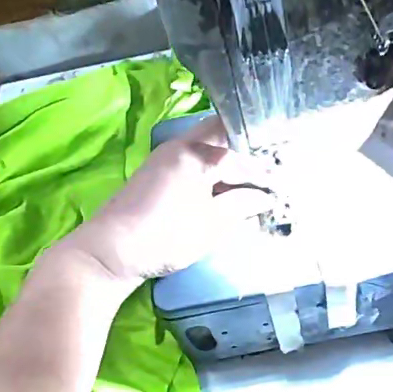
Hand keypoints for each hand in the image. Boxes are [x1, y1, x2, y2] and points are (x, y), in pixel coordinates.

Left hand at [58, 117, 274, 284]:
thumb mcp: (211, 224)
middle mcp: (179, 147)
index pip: (239, 155)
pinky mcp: (155, 176)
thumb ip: (240, 205)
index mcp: (196, 152)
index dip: (263, 171)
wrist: (110, 251)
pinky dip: (210, 174)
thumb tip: (263, 197)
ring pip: (205, 152)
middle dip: (246, 156)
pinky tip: (222, 193)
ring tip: (250, 187)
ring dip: (227, 166)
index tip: (282, 183)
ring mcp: (164, 159)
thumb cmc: (165, 234)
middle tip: (267, 177)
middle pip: (221, 140)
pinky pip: (192, 164)